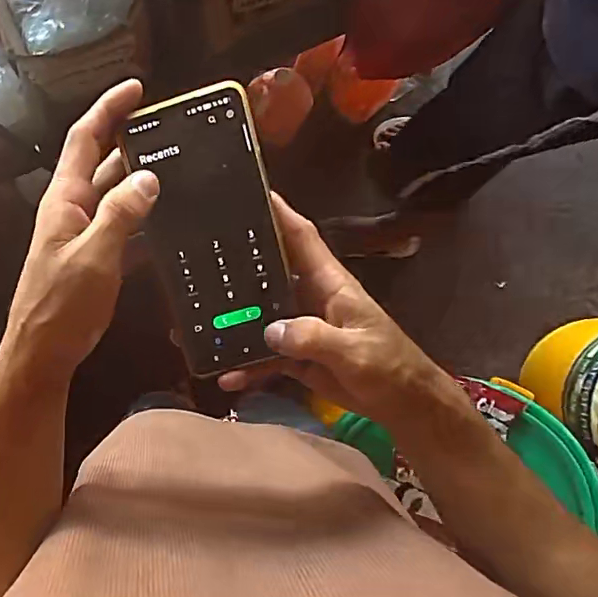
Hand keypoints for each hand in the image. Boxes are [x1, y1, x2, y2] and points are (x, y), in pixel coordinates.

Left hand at [0, 80, 157, 386]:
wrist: (42, 353)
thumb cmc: (60, 304)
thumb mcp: (93, 256)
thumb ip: (120, 214)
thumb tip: (148, 176)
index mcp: (65, 200)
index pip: (84, 139)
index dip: (108, 109)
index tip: (137, 89)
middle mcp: (73, 209)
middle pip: (104, 164)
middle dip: (134, 143)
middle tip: (173, 132)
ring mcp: (84, 235)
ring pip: (117, 198)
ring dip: (143, 183)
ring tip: (181, 170)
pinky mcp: (95, 259)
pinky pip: (123, 230)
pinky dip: (144, 223)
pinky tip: (170, 223)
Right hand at [219, 194, 463, 435]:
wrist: (402, 404)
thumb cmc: (388, 366)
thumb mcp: (354, 350)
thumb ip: (314, 338)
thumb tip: (270, 331)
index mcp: (329, 283)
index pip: (301, 238)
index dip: (279, 213)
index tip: (251, 192)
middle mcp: (310, 298)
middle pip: (269, 274)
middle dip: (239, 266)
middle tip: (199, 259)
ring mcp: (301, 328)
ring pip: (259, 317)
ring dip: (232, 324)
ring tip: (195, 328)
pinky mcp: (296, 355)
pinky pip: (263, 355)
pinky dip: (246, 365)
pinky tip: (226, 376)